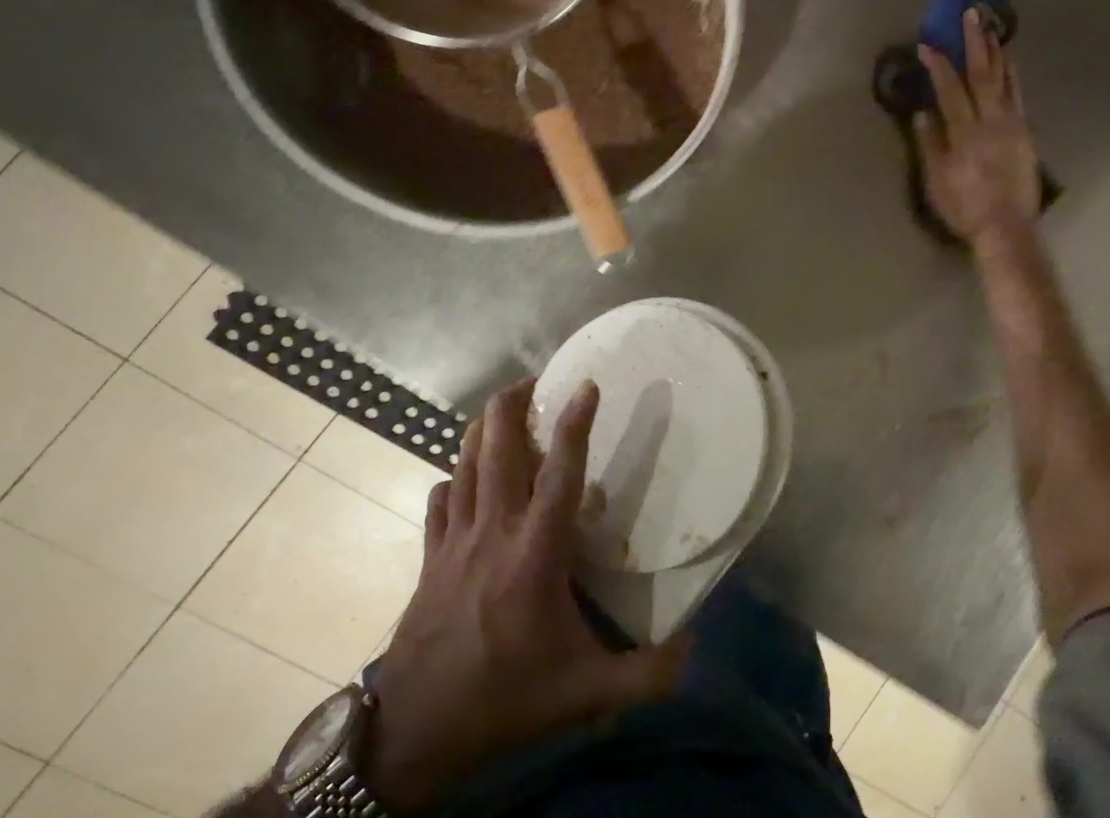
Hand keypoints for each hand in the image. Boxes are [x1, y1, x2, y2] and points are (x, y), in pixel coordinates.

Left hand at [365, 379, 685, 812]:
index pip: (560, 475)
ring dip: (481, 432)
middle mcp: (493, 534)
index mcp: (536, 554)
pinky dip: (454, 478)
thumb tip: (693, 648)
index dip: (575, 426)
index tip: (586, 385)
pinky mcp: (431, 562)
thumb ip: (647, 674)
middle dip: (511, 408)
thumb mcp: (587, 693)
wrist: (417, 730)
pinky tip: (464, 478)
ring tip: (500, 409)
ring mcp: (455, 545)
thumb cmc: (507, 697)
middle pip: (498, 453)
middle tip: (532, 380)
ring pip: (464, 467)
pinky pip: (440, 502)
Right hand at [915, 9, 1041, 247]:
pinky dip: (1013, 78)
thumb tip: (923, 111)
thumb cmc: (965, 207)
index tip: (928, 43)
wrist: (1007, 226)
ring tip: (991, 29)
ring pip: (1003, 81)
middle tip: (971, 14)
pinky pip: (1018, 98)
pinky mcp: (1025, 134)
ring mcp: (1011, 126)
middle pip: (980, 75)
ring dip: (996, 53)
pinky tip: (1010, 64)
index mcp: (963, 132)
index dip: (938, 65)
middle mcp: (989, 121)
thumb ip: (930, 143)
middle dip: (974, 43)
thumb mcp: (936, 180)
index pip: (949, 90)